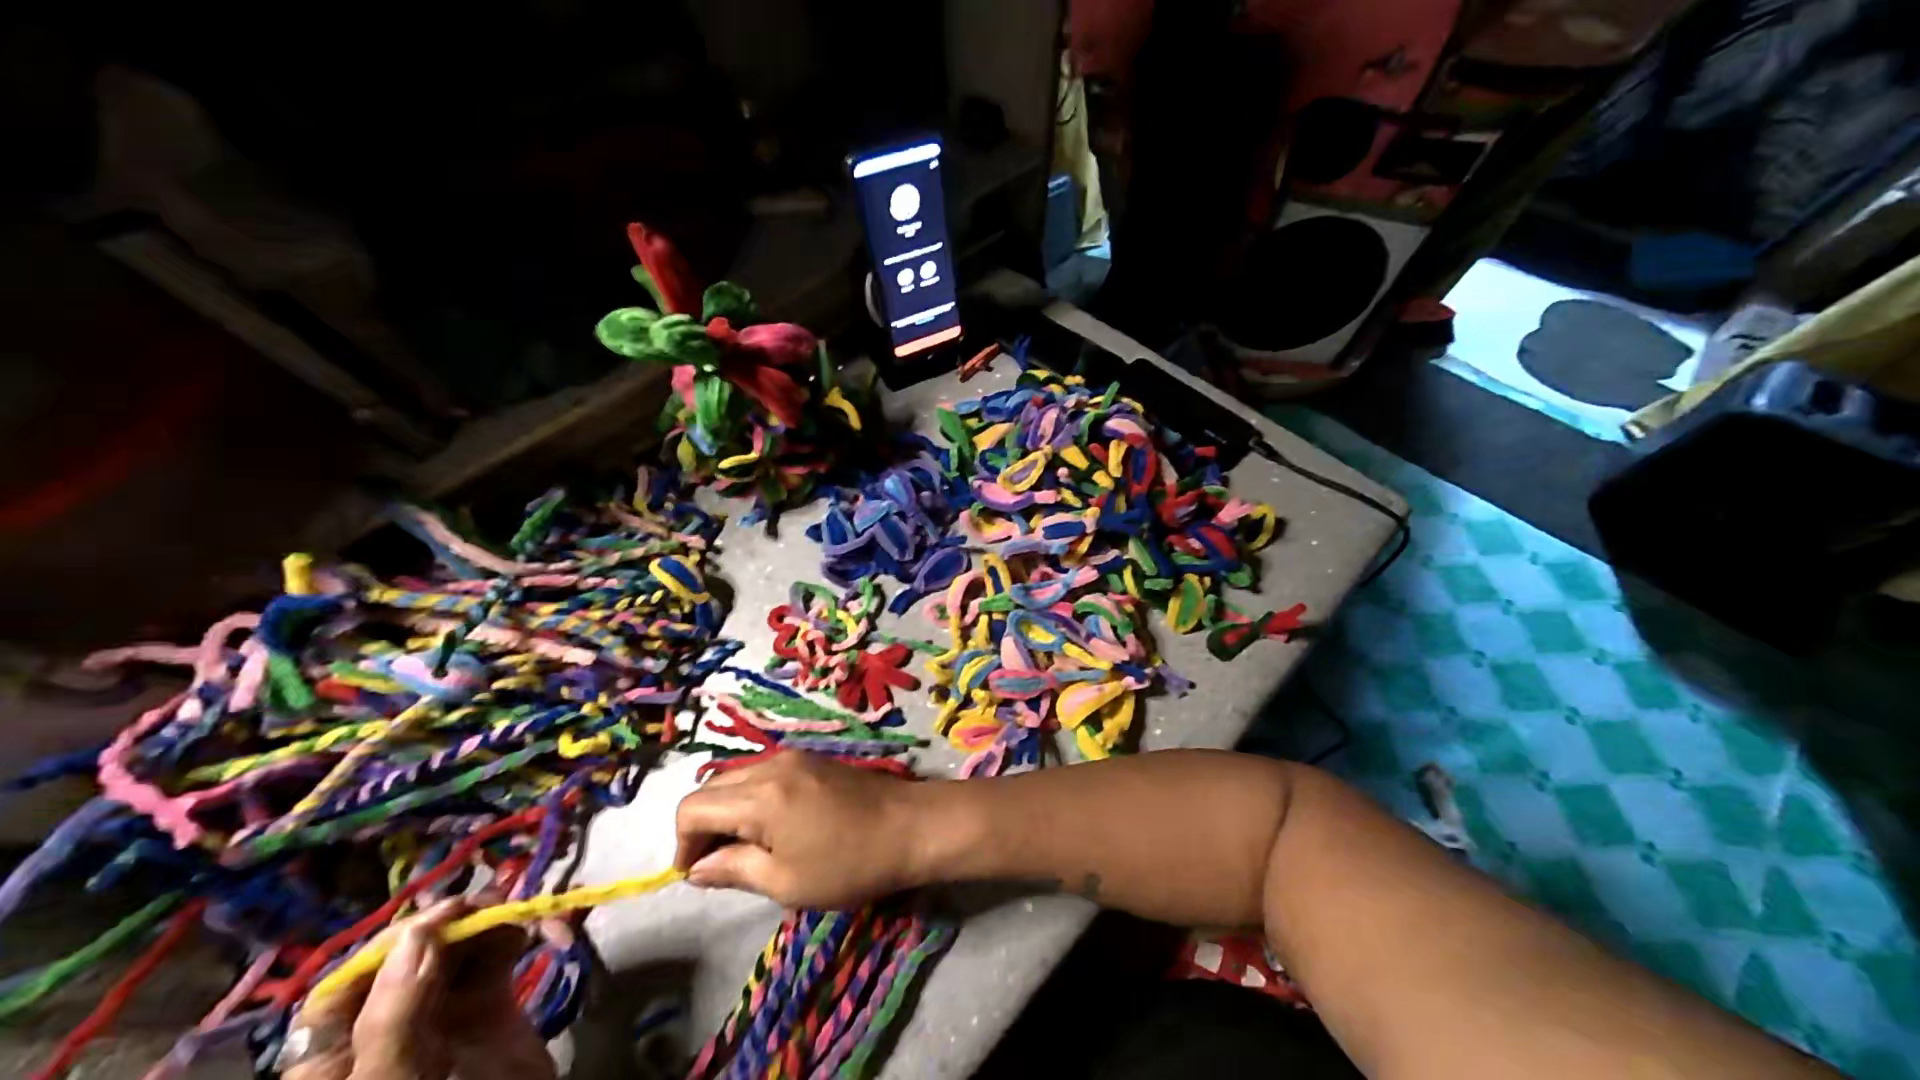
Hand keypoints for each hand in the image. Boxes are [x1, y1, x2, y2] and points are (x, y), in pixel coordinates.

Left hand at [284, 898, 556, 1079]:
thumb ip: (396, 1015)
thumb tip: (420, 934)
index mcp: (340, 1050)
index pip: (351, 981)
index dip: (394, 942)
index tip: (445, 916)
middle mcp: (388, 1022)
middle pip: (410, 954)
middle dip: (453, 923)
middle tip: (493, 906)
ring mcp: (442, 1011)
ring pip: (459, 946)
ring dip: (494, 919)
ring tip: (525, 912)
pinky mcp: (490, 1003)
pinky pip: (500, 955)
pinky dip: (523, 932)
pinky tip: (549, 930)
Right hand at [674, 752, 929, 907]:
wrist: (913, 826)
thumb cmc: (850, 863)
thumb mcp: (786, 882)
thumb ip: (733, 870)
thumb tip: (697, 868)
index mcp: (759, 795)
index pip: (692, 807)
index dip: (683, 843)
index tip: (696, 874)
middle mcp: (770, 764)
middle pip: (712, 787)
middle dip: (703, 826)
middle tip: (718, 865)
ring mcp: (794, 757)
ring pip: (737, 778)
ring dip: (728, 811)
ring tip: (745, 850)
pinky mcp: (812, 759)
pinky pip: (763, 774)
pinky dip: (752, 799)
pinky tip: (772, 828)